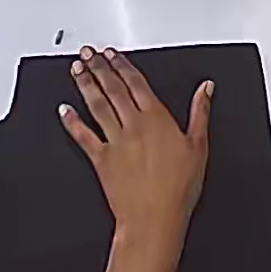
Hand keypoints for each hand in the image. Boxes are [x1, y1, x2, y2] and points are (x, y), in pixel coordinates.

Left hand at [61, 46, 212, 250]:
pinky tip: (65, 110)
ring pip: (97, 106)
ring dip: (86, 85)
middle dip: (99, 67)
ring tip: (77, 68)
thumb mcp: (199, 145)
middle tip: (89, 51)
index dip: (121, 65)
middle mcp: (133, 125)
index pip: (135, 83)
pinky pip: (83, 137)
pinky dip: (72, 122)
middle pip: (113, 89)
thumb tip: (206, 88)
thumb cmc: (179, 187)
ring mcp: (115, 142)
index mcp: (156, 118)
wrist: (156, 220)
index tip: (111, 53)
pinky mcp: (101, 160)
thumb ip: (200, 111)